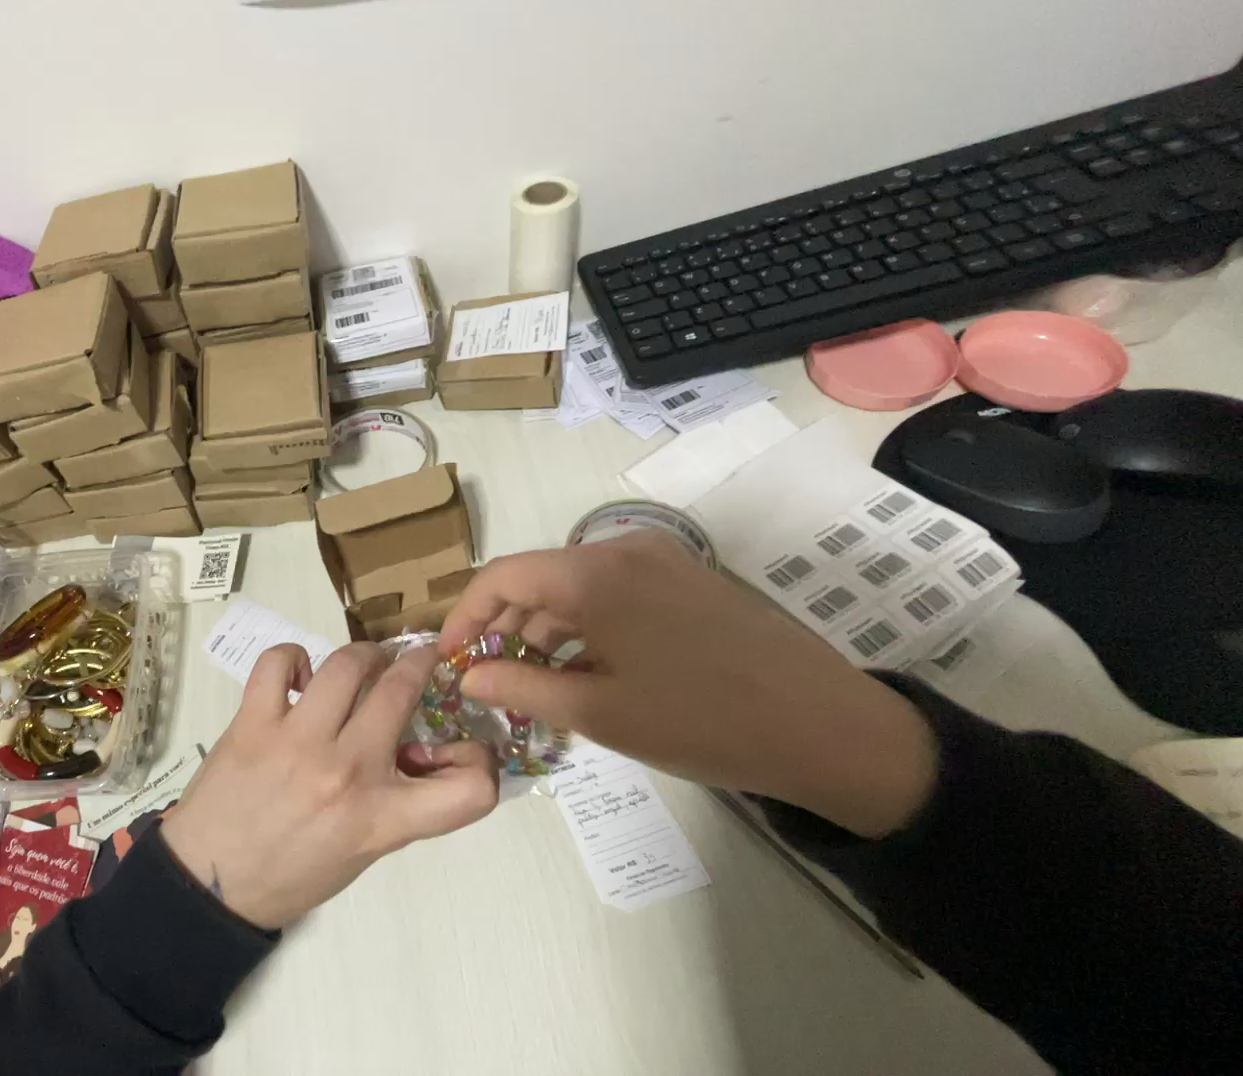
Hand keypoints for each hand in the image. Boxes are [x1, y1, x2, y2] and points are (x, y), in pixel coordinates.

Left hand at [160, 642, 499, 929]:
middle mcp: (345, 771)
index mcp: (380, 819)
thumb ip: (399, 802)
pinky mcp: (253, 721)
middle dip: (419, 664)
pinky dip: (295, 658)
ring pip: (348, 663)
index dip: (485, 764)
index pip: (471, 789)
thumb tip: (415, 748)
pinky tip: (301, 678)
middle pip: (403, 690)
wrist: (209, 883)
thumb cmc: (291, 873)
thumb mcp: (363, 852)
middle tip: (417, 661)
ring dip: (366, 654)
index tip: (468, 747)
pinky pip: (280, 662)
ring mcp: (296, 740)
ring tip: (366, 663)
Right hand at [439, 532, 937, 838]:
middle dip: (503, 625)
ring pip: (574, 584)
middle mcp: (622, 549)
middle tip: (489, 676)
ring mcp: (660, 558)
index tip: (450, 659)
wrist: (827, 728)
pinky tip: (584, 669)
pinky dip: (585, 624)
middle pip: (537, 576)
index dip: (465, 615)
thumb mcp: (598, 712)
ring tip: (534, 682)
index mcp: (593, 574)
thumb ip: (520, 687)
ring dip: (544, 628)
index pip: (501, 575)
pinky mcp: (687, 576)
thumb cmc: (700, 722)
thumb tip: (468, 674)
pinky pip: (612, 591)